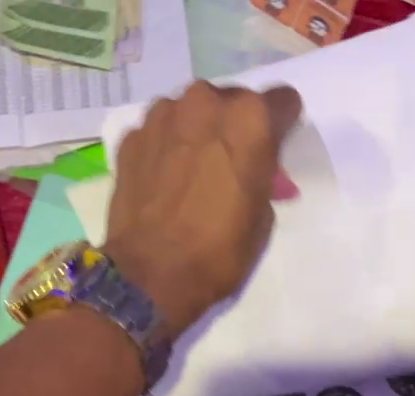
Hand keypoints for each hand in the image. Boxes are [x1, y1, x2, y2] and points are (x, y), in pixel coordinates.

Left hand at [105, 82, 303, 338]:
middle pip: (232, 101)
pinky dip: (165, 149)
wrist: (151, 276)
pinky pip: (159, 132)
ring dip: (197, 133)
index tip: (274, 152)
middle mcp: (206, 101)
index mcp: (250, 119)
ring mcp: (163, 114)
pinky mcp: (132, 136)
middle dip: (235, 128)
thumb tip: (255, 170)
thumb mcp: (262, 219)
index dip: (282, 128)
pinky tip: (164, 183)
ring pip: (192, 112)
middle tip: (230, 168)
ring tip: (191, 174)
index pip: (283, 102)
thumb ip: (263, 177)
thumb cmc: (218, 253)